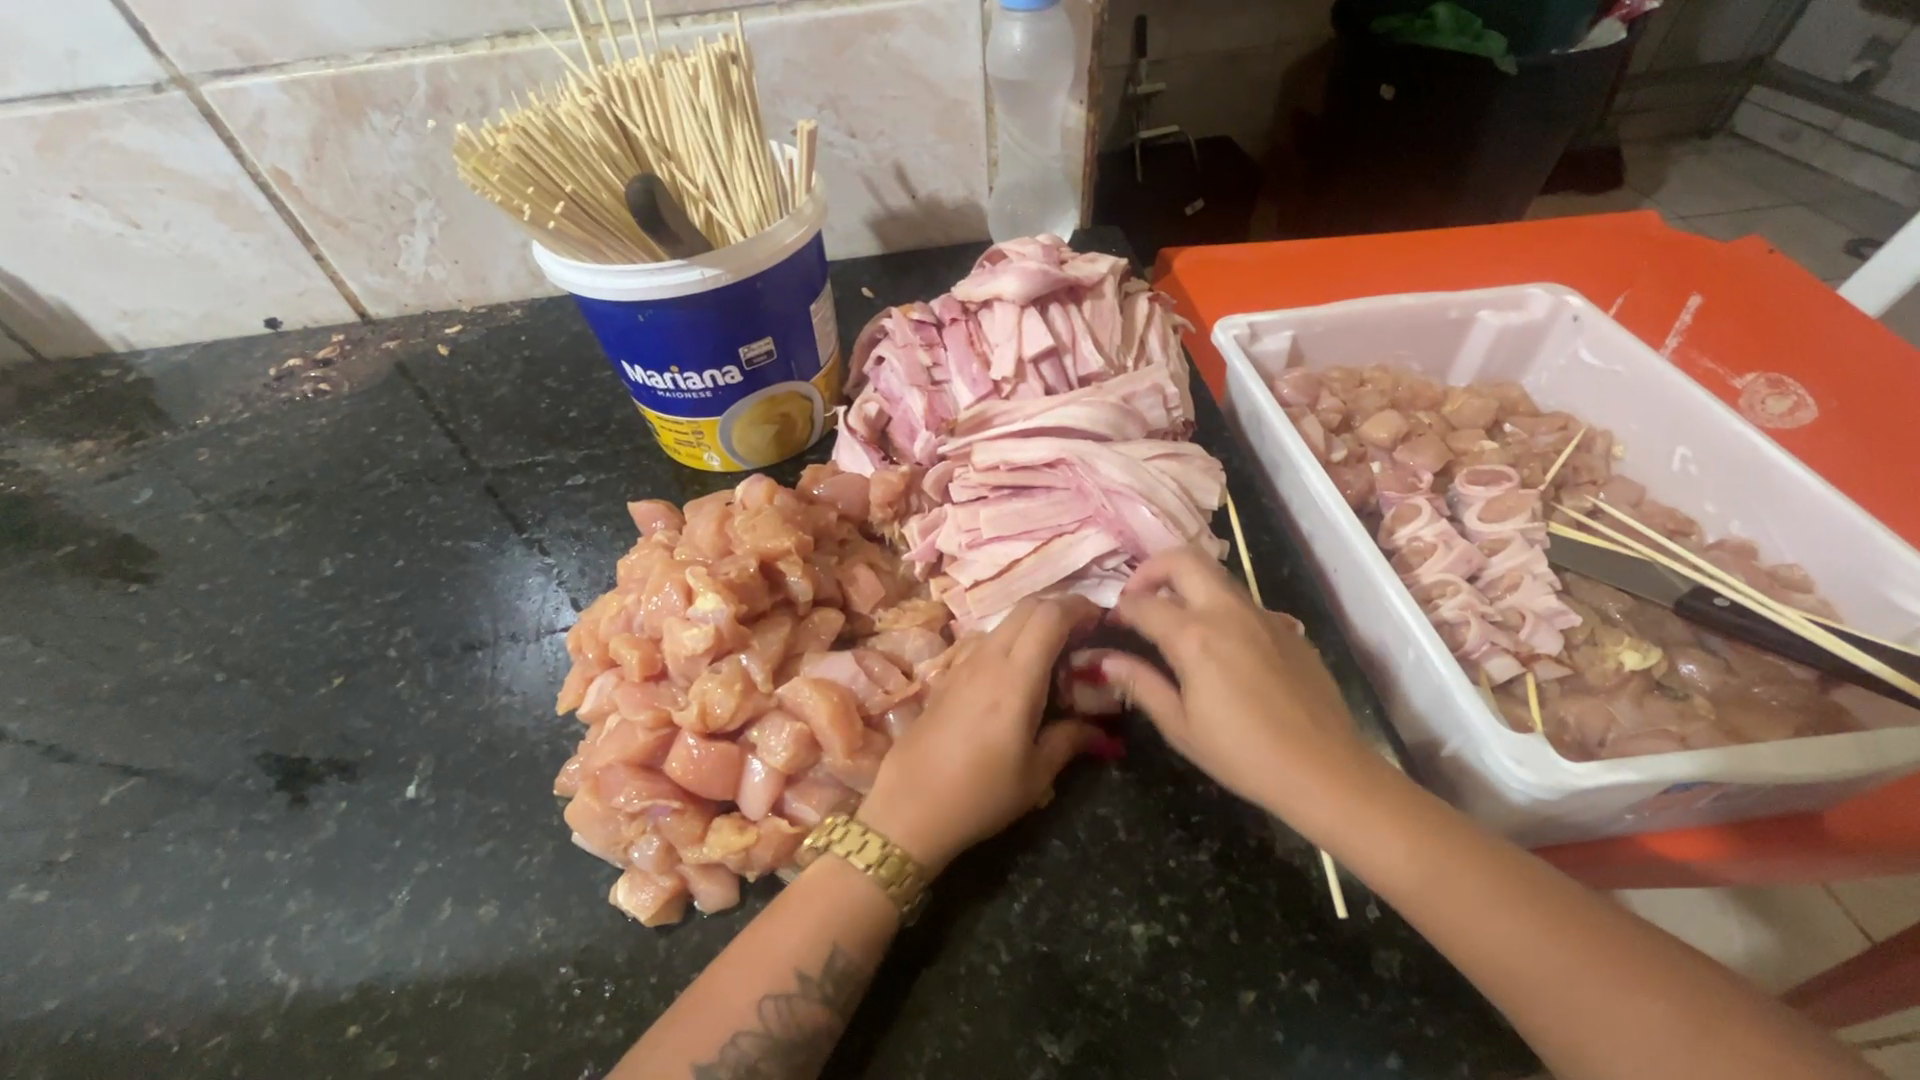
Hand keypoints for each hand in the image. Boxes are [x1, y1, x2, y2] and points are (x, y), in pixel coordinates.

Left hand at [855, 596, 1107, 872]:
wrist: (909, 808)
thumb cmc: (979, 794)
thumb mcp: (1035, 775)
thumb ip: (1069, 740)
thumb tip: (1098, 729)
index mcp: (1016, 676)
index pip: (1051, 615)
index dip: (1080, 607)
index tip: (1102, 621)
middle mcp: (988, 658)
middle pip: (1028, 607)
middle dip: (1061, 608)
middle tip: (1085, 633)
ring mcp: (962, 664)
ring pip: (1004, 622)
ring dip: (1033, 624)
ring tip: (1055, 654)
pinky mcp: (946, 677)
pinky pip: (984, 642)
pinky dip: (1010, 641)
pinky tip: (1017, 675)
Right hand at [1076, 547, 1363, 814]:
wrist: (1325, 769)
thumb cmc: (1243, 755)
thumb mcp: (1180, 727)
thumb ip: (1140, 684)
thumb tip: (1104, 660)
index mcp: (1194, 636)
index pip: (1144, 602)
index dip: (1121, 608)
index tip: (1111, 621)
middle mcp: (1227, 612)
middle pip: (1183, 559)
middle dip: (1152, 569)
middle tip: (1139, 597)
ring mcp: (1263, 615)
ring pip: (1216, 575)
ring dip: (1187, 583)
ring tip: (1173, 616)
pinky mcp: (1288, 628)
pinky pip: (1244, 602)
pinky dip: (1219, 606)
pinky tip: (1220, 645)